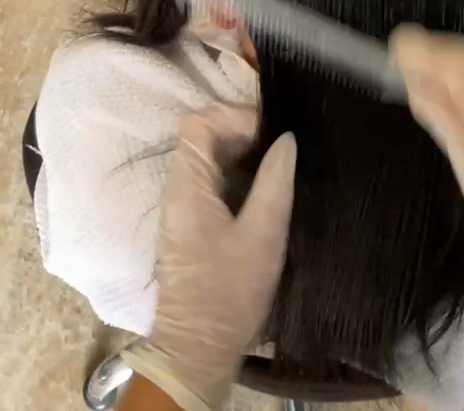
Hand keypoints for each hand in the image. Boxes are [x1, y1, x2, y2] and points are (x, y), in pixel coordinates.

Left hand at [148, 104, 296, 406]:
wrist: (197, 347)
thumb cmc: (229, 290)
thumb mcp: (263, 235)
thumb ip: (274, 183)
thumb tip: (285, 140)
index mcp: (187, 184)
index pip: (197, 124)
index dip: (232, 116)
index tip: (268, 132)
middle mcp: (177, 188)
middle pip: (200, 137)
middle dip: (238, 131)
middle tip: (277, 146)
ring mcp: (181, 206)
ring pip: (205, 159)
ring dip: (237, 153)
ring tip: (275, 163)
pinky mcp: (190, 223)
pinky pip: (208, 181)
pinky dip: (233, 173)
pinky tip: (262, 187)